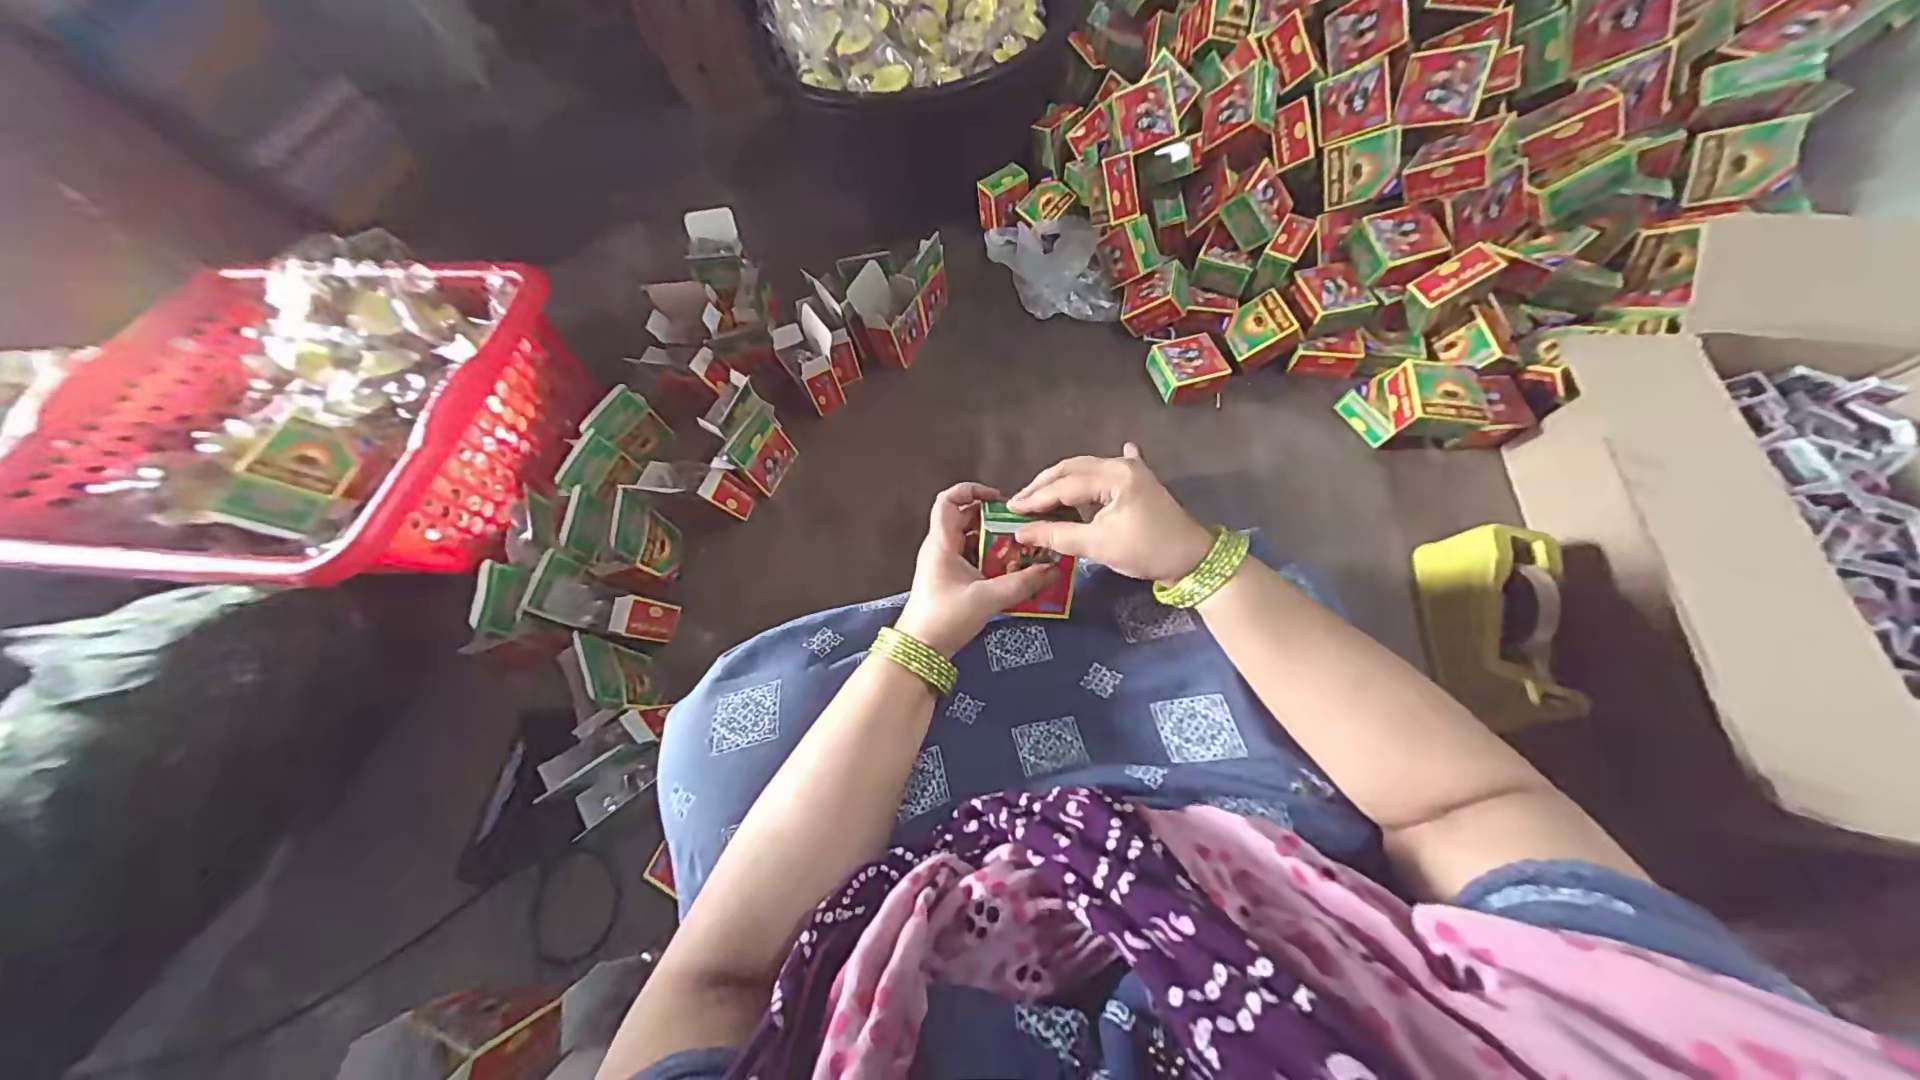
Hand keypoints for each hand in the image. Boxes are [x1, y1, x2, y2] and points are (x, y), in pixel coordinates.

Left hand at [895, 483, 1051, 657]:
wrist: (920, 651)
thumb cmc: (945, 618)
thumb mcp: (987, 598)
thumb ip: (1022, 583)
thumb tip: (1051, 570)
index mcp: (941, 542)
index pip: (949, 500)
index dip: (972, 491)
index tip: (998, 500)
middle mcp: (940, 548)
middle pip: (966, 518)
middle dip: (994, 520)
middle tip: (1020, 527)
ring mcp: (943, 564)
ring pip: (971, 540)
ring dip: (995, 542)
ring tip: (1021, 549)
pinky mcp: (949, 580)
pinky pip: (972, 559)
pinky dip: (990, 560)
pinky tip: (1011, 571)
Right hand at [1006, 443, 1214, 584]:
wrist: (1192, 560)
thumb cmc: (1146, 551)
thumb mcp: (1097, 545)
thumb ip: (1056, 535)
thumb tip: (1021, 532)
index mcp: (1113, 476)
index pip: (1064, 484)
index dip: (1035, 498)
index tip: (1011, 509)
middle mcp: (1121, 465)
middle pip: (1072, 468)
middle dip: (1043, 485)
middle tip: (1019, 502)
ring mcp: (1132, 471)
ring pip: (1085, 470)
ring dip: (1062, 482)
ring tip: (1039, 497)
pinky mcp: (1139, 482)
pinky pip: (1107, 473)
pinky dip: (1094, 473)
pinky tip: (1115, 450)